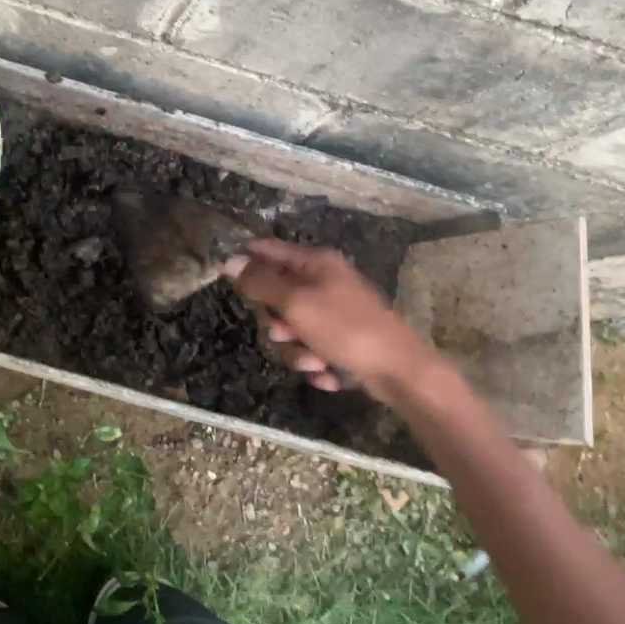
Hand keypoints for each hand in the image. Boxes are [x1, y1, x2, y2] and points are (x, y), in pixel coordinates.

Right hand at [222, 238, 431, 399]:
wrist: (400, 373)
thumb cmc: (347, 329)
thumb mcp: (296, 304)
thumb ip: (260, 282)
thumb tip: (229, 260)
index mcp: (314, 263)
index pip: (266, 250)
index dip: (243, 261)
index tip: (224, 278)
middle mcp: (322, 282)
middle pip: (274, 297)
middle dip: (276, 324)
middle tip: (286, 333)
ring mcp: (332, 312)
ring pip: (289, 329)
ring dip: (296, 351)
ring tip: (315, 362)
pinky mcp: (339, 340)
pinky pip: (309, 349)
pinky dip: (315, 364)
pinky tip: (329, 373)